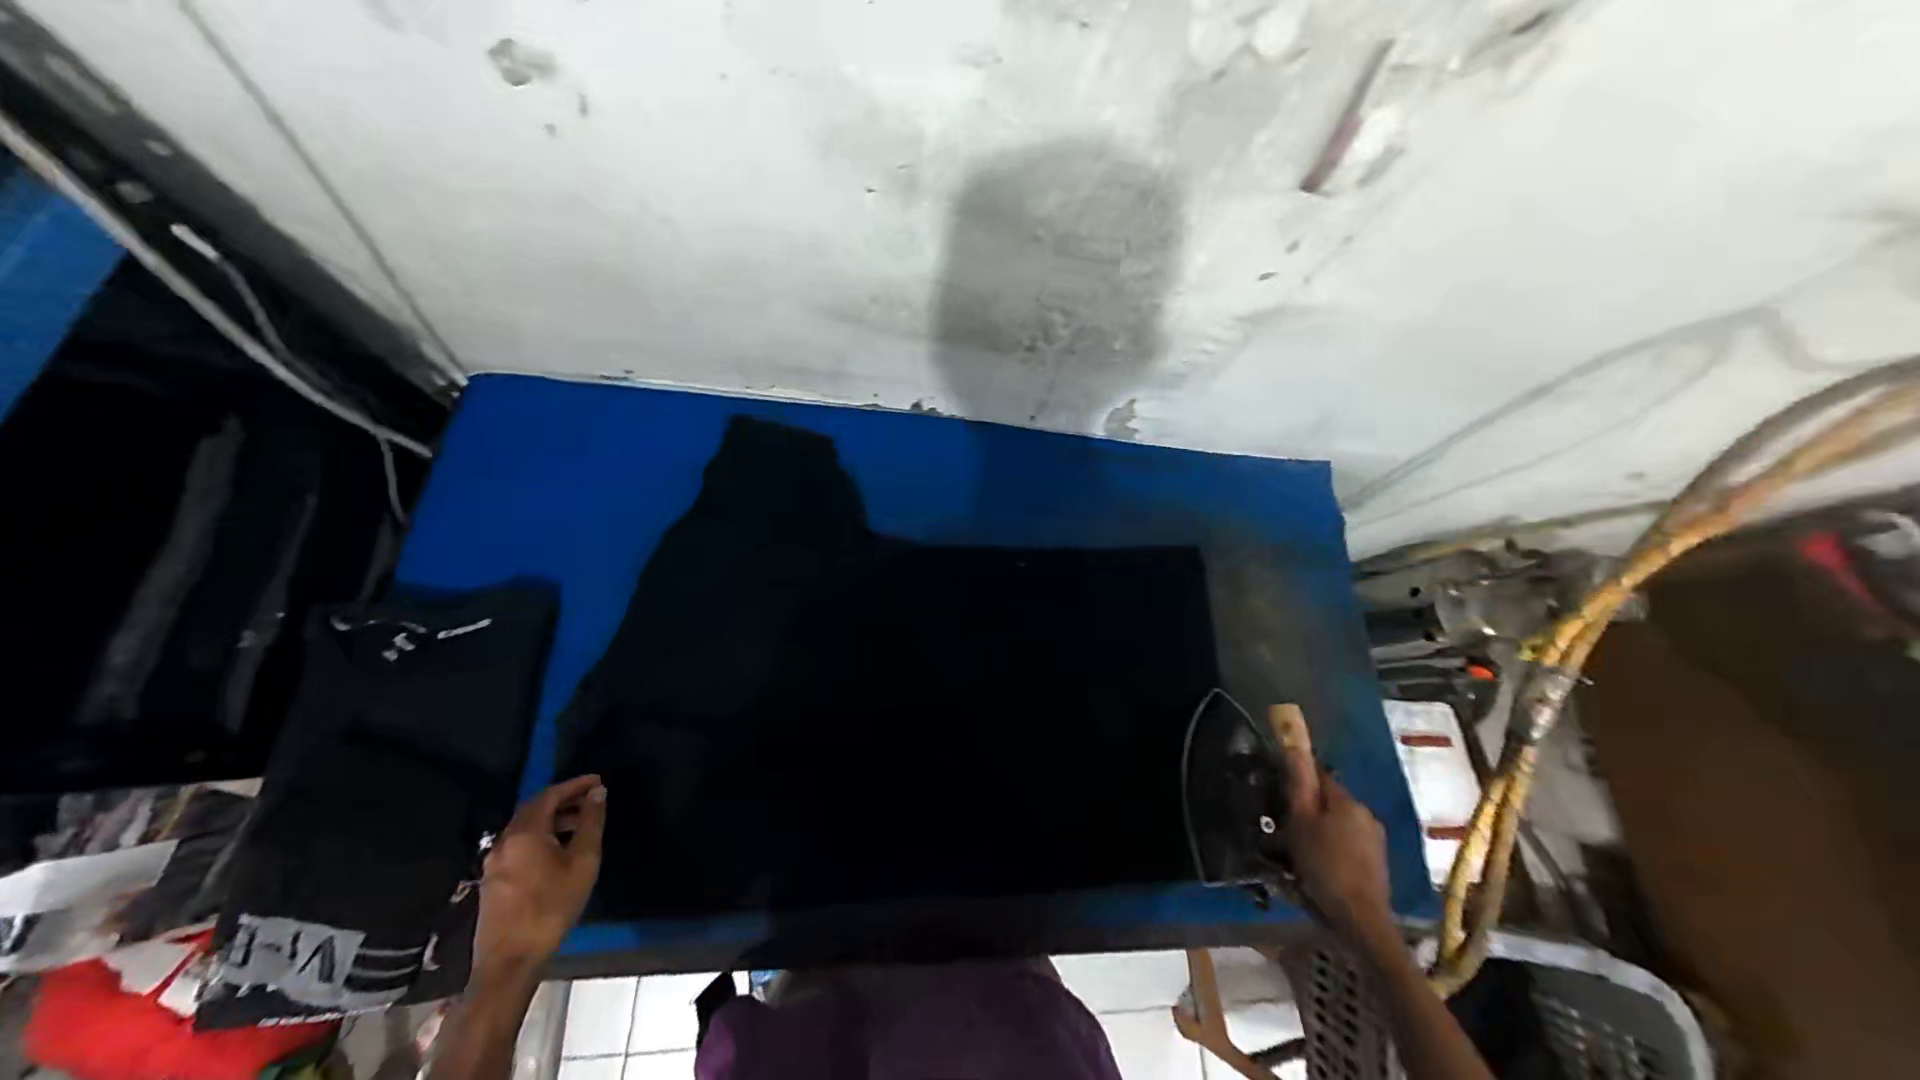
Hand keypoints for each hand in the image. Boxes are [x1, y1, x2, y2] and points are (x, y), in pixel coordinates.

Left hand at [474, 775, 605, 980]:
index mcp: (525, 833)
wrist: (510, 961)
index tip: (597, 781)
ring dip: (551, 818)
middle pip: (533, 808)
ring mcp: (494, 862)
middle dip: (563, 798)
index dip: (574, 785)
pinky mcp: (493, 879)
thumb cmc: (552, 907)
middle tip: (590, 798)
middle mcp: (504, 841)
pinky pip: (518, 843)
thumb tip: (597, 793)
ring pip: (524, 827)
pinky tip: (557, 849)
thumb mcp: (583, 862)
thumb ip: (590, 823)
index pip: (549, 795)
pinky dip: (540, 834)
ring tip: (579, 823)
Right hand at [1274, 708, 1395, 952]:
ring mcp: (1375, 841)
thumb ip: (1298, 783)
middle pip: (1327, 803)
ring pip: (1336, 826)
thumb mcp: (1301, 823)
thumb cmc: (1324, 866)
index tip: (1278, 797)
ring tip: (1295, 856)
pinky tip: (1315, 871)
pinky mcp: (1376, 864)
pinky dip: (1329, 851)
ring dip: (1316, 834)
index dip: (1297, 783)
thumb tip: (1294, 743)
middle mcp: (1366, 815)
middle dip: (1305, 813)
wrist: (1361, 922)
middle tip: (1282, 833)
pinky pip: (1345, 846)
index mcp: (1348, 801)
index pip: (1319, 776)